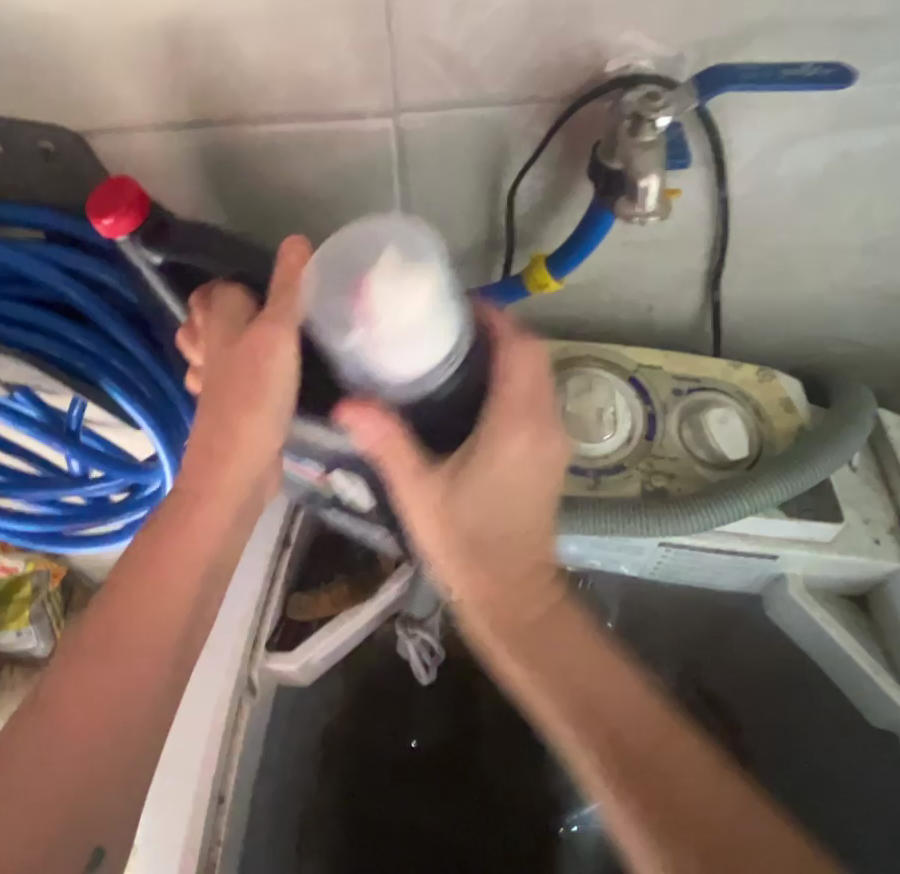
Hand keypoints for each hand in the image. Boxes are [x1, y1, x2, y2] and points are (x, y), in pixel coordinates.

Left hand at [173, 236, 311, 493]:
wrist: (236, 470)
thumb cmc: (256, 395)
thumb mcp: (280, 334)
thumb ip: (290, 289)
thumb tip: (297, 240)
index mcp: (217, 322)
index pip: (217, 289)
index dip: (239, 283)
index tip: (274, 286)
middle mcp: (209, 348)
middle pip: (205, 318)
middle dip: (227, 310)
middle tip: (270, 312)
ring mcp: (213, 383)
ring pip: (212, 352)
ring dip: (228, 344)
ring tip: (265, 342)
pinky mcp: (226, 413)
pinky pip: (224, 385)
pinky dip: (235, 379)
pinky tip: (262, 384)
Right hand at [332, 306, 570, 612]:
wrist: (512, 596)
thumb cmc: (466, 542)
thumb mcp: (418, 491)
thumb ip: (386, 441)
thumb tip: (346, 402)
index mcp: (517, 422)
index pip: (520, 346)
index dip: (494, 317)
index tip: (454, 305)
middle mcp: (545, 422)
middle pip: (532, 354)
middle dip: (496, 331)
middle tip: (443, 326)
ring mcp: (553, 440)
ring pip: (537, 375)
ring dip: (505, 355)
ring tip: (451, 352)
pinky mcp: (549, 455)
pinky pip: (535, 398)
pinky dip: (510, 381)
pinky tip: (468, 394)